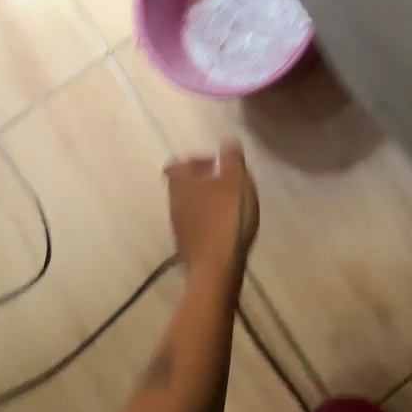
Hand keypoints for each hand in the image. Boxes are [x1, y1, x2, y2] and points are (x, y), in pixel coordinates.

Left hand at [166, 140, 259, 277]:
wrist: (217, 269)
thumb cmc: (228, 218)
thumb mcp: (237, 181)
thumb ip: (232, 159)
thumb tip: (227, 142)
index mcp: (182, 184)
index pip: (176, 164)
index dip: (194, 159)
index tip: (216, 162)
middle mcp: (174, 203)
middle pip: (182, 184)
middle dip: (203, 179)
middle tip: (226, 180)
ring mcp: (179, 227)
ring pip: (189, 204)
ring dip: (206, 199)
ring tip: (230, 202)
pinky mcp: (188, 246)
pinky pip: (195, 223)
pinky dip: (208, 218)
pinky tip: (227, 225)